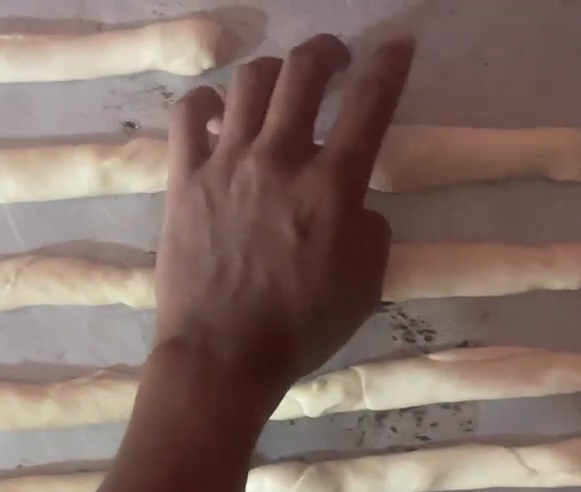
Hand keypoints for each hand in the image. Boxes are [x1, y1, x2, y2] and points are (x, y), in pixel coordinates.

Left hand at [151, 35, 414, 411]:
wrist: (223, 356)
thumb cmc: (300, 331)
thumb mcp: (364, 288)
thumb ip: (372, 233)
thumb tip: (359, 204)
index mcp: (332, 188)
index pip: (370, 104)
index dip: (388, 65)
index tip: (396, 45)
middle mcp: (280, 159)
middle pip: (304, 71)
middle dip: (326, 52)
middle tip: (334, 59)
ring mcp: (226, 164)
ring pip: (249, 81)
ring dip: (272, 71)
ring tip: (278, 85)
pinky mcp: (184, 180)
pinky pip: (189, 114)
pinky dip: (207, 102)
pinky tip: (219, 113)